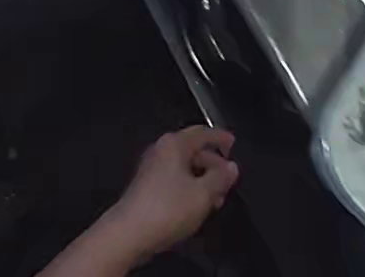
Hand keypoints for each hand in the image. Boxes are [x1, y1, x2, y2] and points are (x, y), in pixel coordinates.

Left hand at [100, 126, 239, 261]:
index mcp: (174, 143)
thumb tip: (231, 167)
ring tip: (216, 198)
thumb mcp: (202, 195)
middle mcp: (162, 148)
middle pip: (193, 148)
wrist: (130, 231)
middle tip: (229, 181)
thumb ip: (220, 178)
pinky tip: (197, 204)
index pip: (202, 132)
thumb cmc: (168, 208)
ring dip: (202, 178)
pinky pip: (175, 177)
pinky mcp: (148, 183)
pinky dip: (189, 185)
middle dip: (213, 164)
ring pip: (184, 165)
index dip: (220, 137)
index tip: (233, 143)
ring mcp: (153, 165)